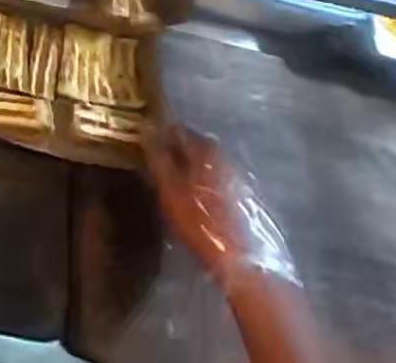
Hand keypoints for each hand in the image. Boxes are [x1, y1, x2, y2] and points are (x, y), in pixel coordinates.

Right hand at [145, 124, 299, 288]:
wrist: (247, 266)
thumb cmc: (201, 225)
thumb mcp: (170, 191)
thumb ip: (157, 157)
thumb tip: (146, 129)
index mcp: (205, 150)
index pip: (178, 129)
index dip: (160, 136)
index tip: (148, 149)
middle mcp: (225, 157)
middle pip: (196, 144)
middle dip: (178, 152)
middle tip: (161, 169)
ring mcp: (240, 177)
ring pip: (209, 164)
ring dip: (194, 169)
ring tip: (180, 187)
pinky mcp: (249, 198)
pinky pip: (221, 180)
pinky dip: (209, 184)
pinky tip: (202, 202)